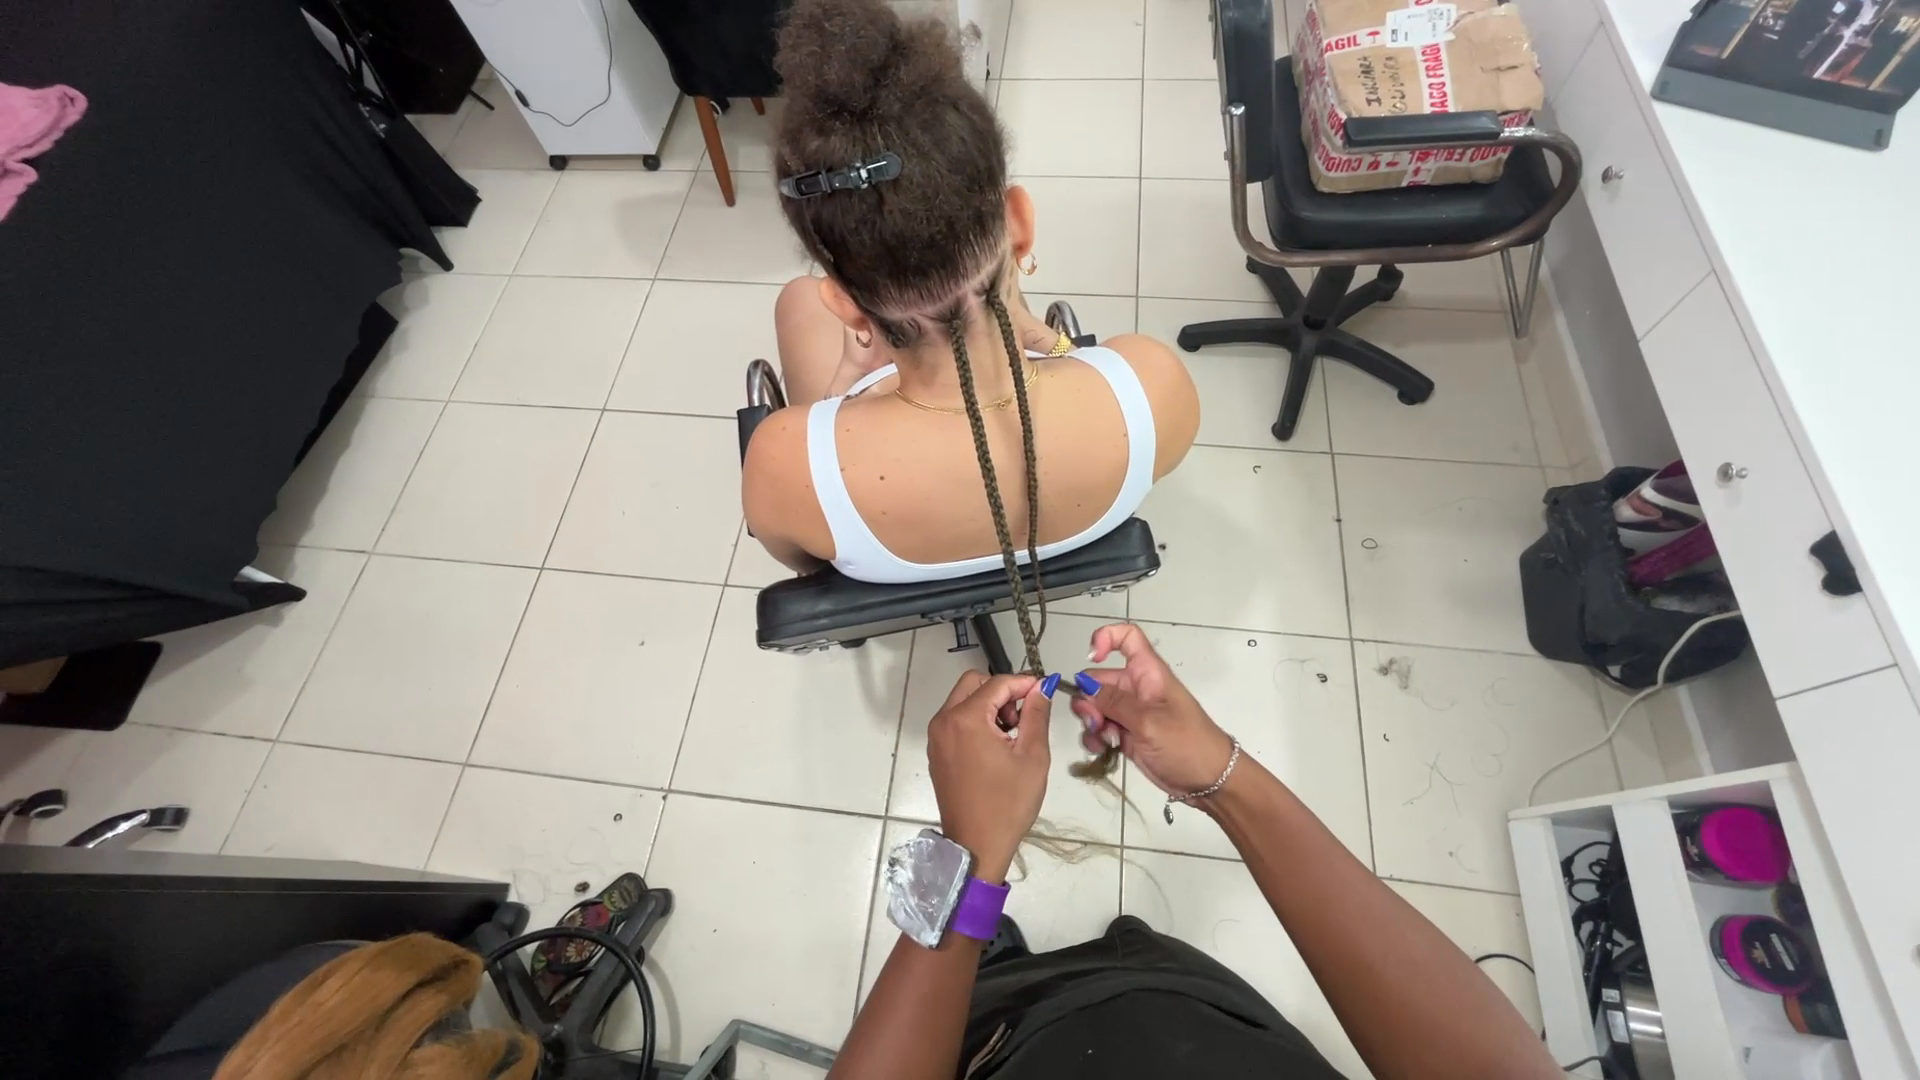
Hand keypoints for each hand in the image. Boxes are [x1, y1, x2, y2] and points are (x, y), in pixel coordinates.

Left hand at [927, 672, 1051, 883]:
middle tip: (1022, 716)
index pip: (996, 683)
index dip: (1023, 683)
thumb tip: (1042, 686)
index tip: (1043, 691)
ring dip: (987, 705)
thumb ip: (1036, 714)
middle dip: (1001, 691)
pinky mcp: (936, 751)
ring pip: (962, 700)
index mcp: (965, 719)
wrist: (976, 846)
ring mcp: (936, 736)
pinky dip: (975, 720)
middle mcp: (943, 721)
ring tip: (1010, 734)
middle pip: (973, 683)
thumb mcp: (1032, 756)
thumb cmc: (1008, 803)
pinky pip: (955, 720)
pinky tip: (994, 746)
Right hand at [1071, 624, 1236, 797]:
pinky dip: (1095, 738)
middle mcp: (1136, 688)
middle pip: (1099, 679)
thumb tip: (1084, 686)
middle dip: (1088, 699)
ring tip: (1103, 739)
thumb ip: (1114, 702)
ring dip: (1091, 722)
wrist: (1210, 781)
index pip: (1126, 637)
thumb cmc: (1188, 744)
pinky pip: (1099, 729)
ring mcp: (1130, 712)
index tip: (1092, 658)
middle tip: (1095, 722)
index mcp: (1148, 673)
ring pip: (1095, 706)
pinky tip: (1102, 750)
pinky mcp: (1126, 734)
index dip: (1106, 638)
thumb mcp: (1149, 721)